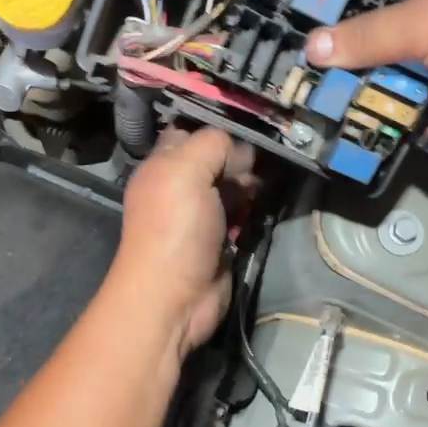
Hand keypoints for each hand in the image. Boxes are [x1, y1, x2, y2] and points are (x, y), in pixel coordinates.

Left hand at [112, 127, 258, 353]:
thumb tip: (241, 150)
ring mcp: (200, 217)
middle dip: (239, 158)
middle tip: (261, 161)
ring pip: (232, 188)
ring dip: (250, 186)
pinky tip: (264, 208)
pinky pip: (242, 217)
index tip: (247, 128)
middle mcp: (179, 188)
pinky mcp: (220, 242)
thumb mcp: (185, 170)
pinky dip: (253, 212)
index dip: (216, 129)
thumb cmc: (174, 230)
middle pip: (216, 161)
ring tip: (265, 185)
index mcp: (162, 167)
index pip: (190, 133)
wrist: (174, 298)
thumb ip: (212, 145)